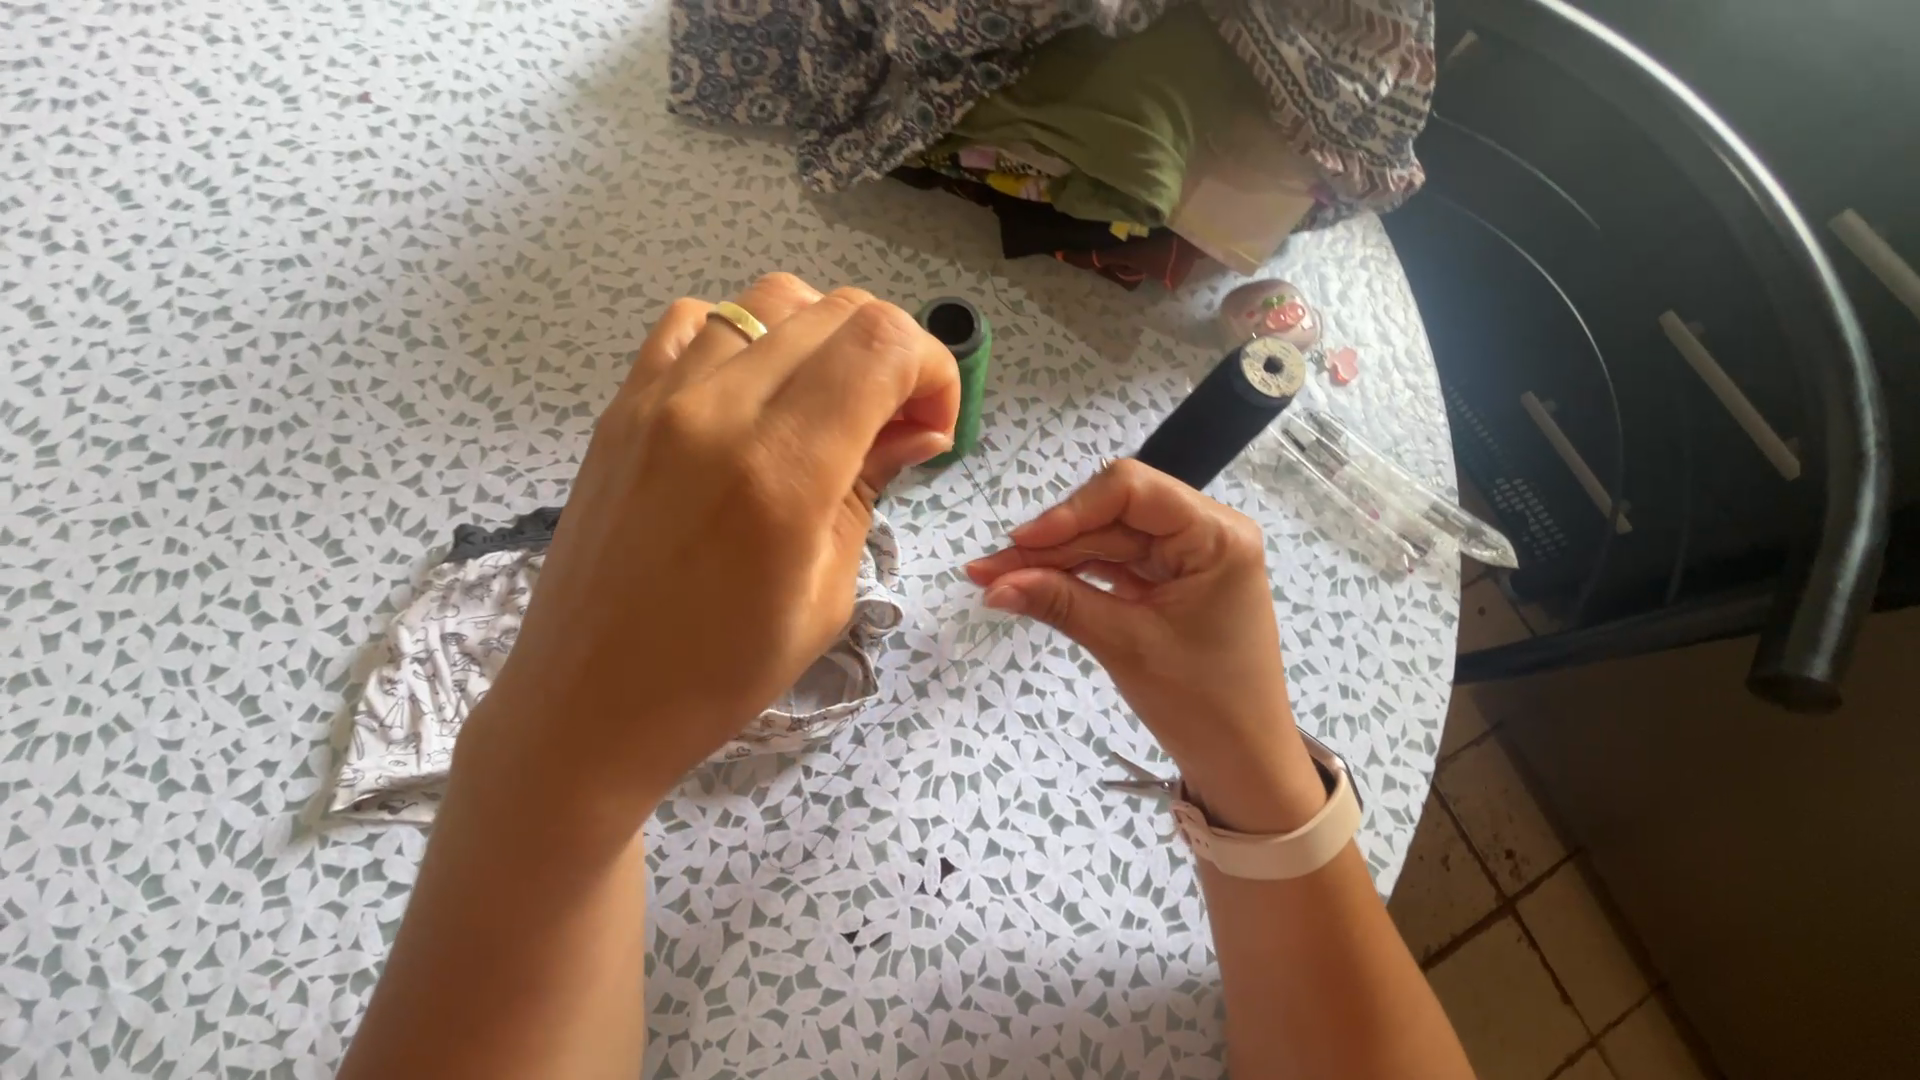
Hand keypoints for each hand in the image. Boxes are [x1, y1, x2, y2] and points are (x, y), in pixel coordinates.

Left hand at [469, 274, 960, 814]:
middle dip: (894, 357)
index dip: (935, 372)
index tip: (933, 430)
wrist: (588, 701)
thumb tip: (919, 431)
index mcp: (782, 470)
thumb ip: (870, 488)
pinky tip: (754, 396)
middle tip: (894, 427)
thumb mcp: (826, 593)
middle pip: (840, 310)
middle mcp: (718, 409)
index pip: (884, 345)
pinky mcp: (622, 403)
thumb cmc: (721, 672)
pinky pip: (698, 321)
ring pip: (773, 300)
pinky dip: (749, 337)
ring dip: (827, 340)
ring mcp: (659, 396)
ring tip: (828, 408)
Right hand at [965, 460, 1325, 831]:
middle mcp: (1205, 532)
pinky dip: (1075, 577)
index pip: (1131, 491)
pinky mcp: (1169, 582)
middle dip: (1050, 543)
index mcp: (1216, 535)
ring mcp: (1186, 557)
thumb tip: (991, 584)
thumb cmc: (1202, 704)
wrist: (1243, 764)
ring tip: (996, 580)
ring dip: (1054, 561)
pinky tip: (1032, 585)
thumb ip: (1060, 602)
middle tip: (986, 571)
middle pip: (1112, 516)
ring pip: (1106, 540)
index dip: (1070, 511)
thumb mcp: (1126, 645)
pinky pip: (1114, 566)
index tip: (1020, 543)